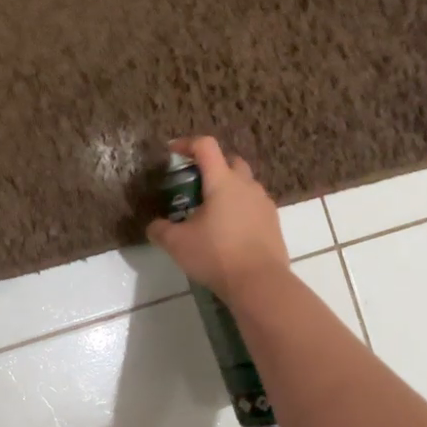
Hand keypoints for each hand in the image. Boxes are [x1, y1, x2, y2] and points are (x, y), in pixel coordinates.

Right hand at [146, 136, 291, 301]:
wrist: (260, 283)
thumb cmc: (216, 255)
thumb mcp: (177, 244)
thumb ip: (160, 230)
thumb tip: (154, 226)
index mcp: (222, 181)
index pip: (206, 146)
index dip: (187, 144)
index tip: (172, 152)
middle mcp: (246, 185)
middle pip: (230, 161)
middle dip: (212, 165)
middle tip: (195, 184)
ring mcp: (263, 203)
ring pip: (245, 183)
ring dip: (228, 188)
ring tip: (211, 210)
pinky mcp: (273, 222)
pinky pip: (254, 204)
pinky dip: (240, 207)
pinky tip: (229, 229)